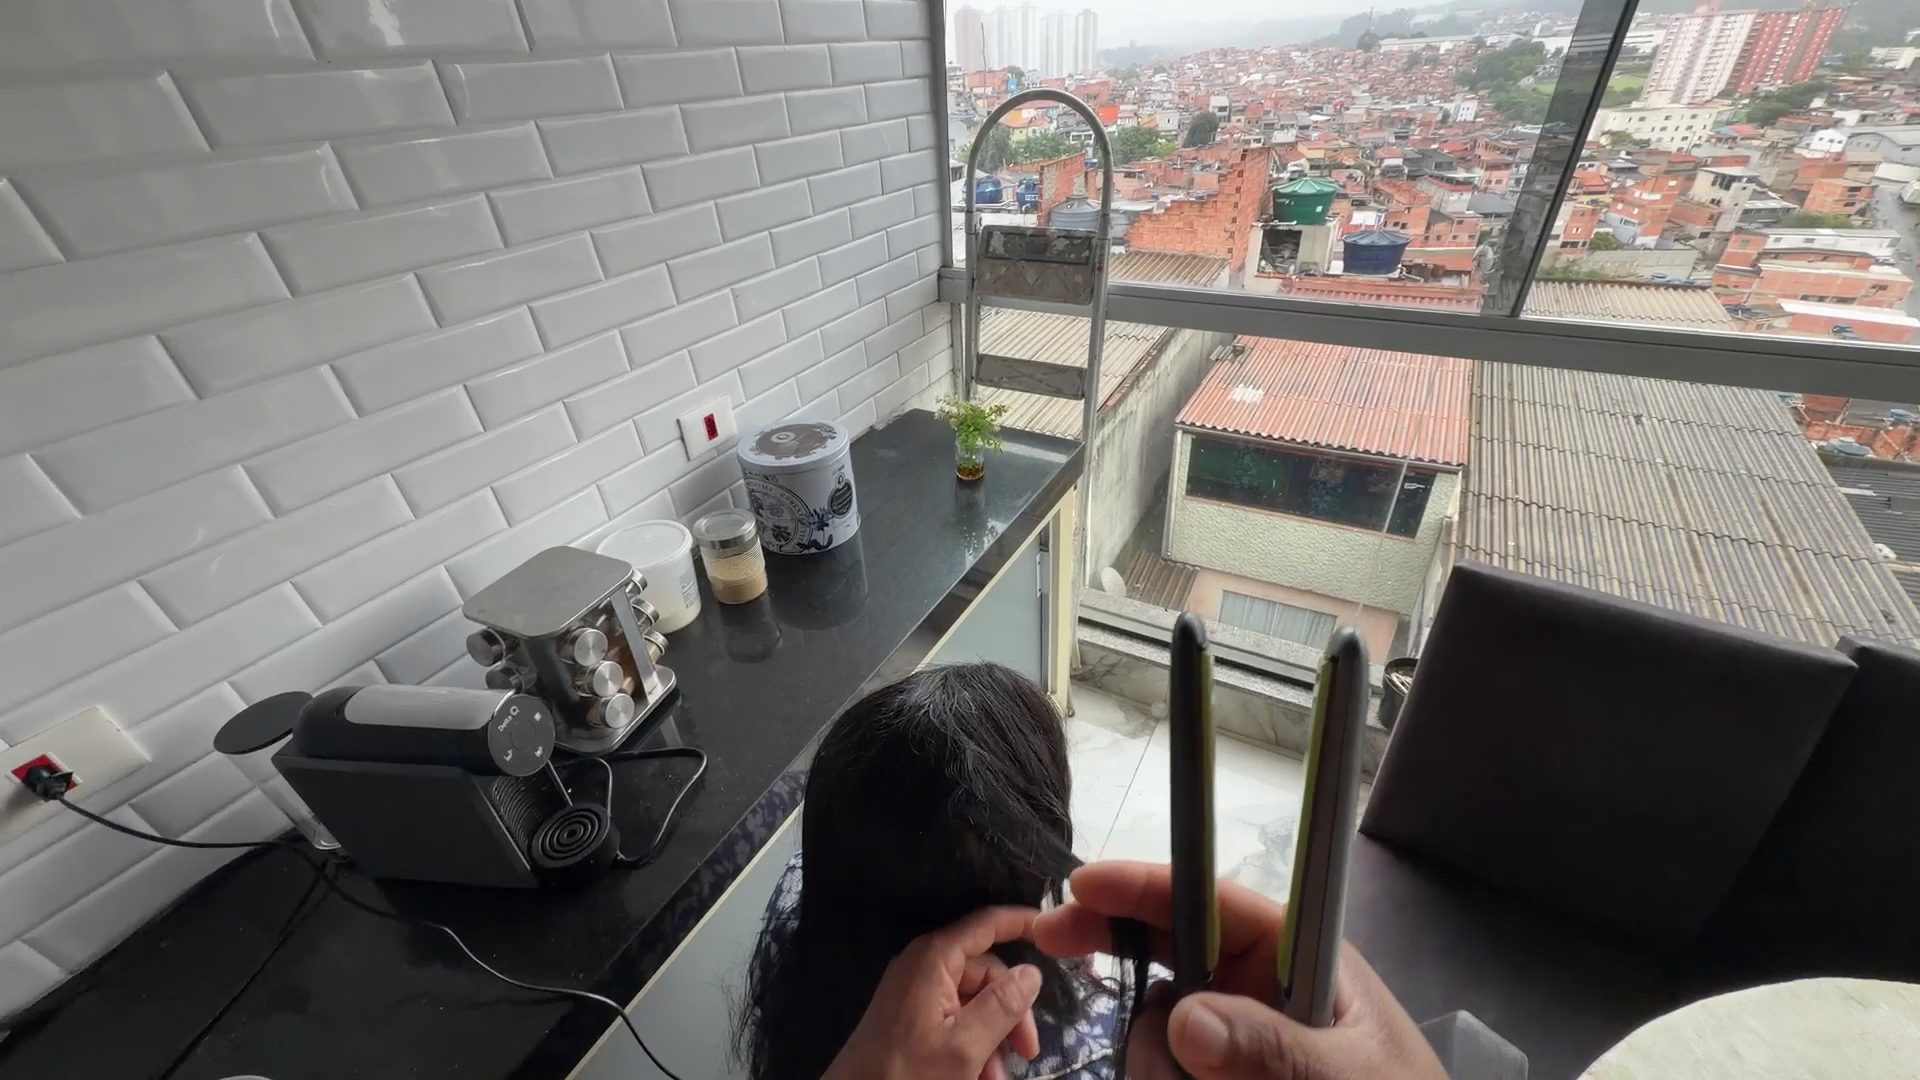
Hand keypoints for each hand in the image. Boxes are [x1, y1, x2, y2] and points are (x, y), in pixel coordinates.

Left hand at [822, 905, 1045, 1079]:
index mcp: (934, 957)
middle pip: (984, 971)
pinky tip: (978, 1077)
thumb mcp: (963, 1048)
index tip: (1052, 929)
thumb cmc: (906, 1075)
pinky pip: (953, 1017)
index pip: (986, 923)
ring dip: (992, 1037)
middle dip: (1010, 1011)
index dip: (1021, 922)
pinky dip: (971, 1044)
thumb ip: (1002, 1006)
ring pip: (971, 1000)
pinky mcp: (909, 1015)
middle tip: (1029, 1053)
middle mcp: (924, 963)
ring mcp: (915, 990)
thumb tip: (1032, 972)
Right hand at [1033, 861, 1444, 1079]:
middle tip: (1052, 940)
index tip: (1083, 884)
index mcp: (1291, 954)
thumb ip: (1275, 1051)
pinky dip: (1157, 1076)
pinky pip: (1162, 1063)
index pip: (1208, 899)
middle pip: (1164, 939)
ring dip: (1155, 1060)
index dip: (1143, 883)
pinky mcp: (1213, 1072)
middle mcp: (1252, 982)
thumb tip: (1181, 1019)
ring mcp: (1229, 1032)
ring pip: (1156, 1020)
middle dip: (1111, 938)